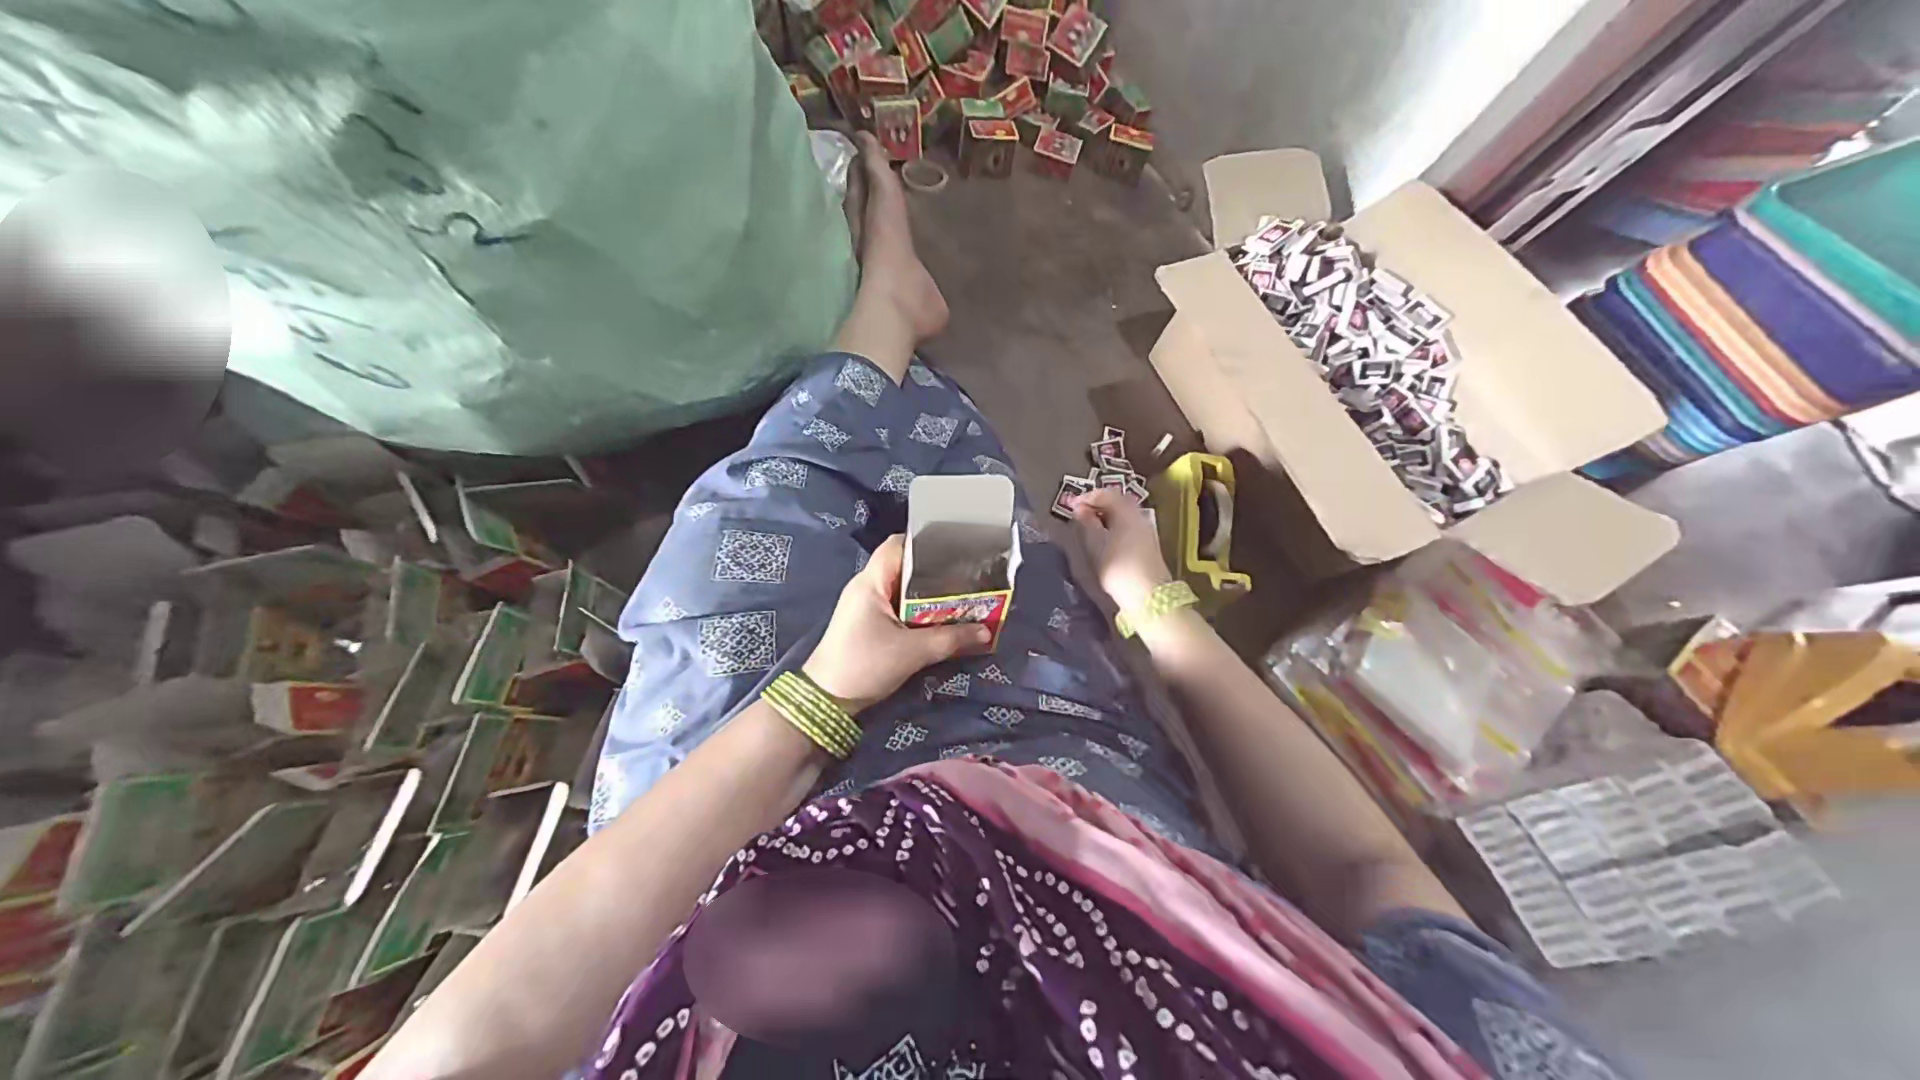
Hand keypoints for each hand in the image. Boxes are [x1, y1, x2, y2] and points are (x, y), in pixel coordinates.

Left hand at [803, 534, 989, 713]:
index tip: (954, 551)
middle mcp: (865, 587)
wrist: (826, 700)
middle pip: (903, 566)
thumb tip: (987, 632)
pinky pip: (895, 605)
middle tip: (966, 578)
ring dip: (927, 593)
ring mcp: (864, 605)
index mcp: (871, 582)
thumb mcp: (912, 652)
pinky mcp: (866, 623)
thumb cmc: (865, 665)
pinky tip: (937, 618)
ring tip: (959, 597)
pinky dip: (916, 609)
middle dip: (934, 571)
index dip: (924, 543)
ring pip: (901, 588)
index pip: (897, 544)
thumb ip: (951, 639)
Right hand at [1070, 488, 1173, 613]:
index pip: (1106, 494)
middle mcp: (1139, 516)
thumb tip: (1080, 508)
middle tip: (1079, 513)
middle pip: (1117, 501)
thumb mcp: (1096, 544)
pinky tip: (1105, 537)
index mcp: (1127, 512)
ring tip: (1089, 525)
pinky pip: (1128, 525)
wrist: (1148, 596)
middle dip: (1097, 504)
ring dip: (1105, 515)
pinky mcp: (1148, 544)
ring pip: (1123, 514)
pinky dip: (1114, 525)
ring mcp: (1146, 530)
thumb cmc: (1118, 568)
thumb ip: (1087, 523)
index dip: (1087, 496)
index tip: (1070, 505)